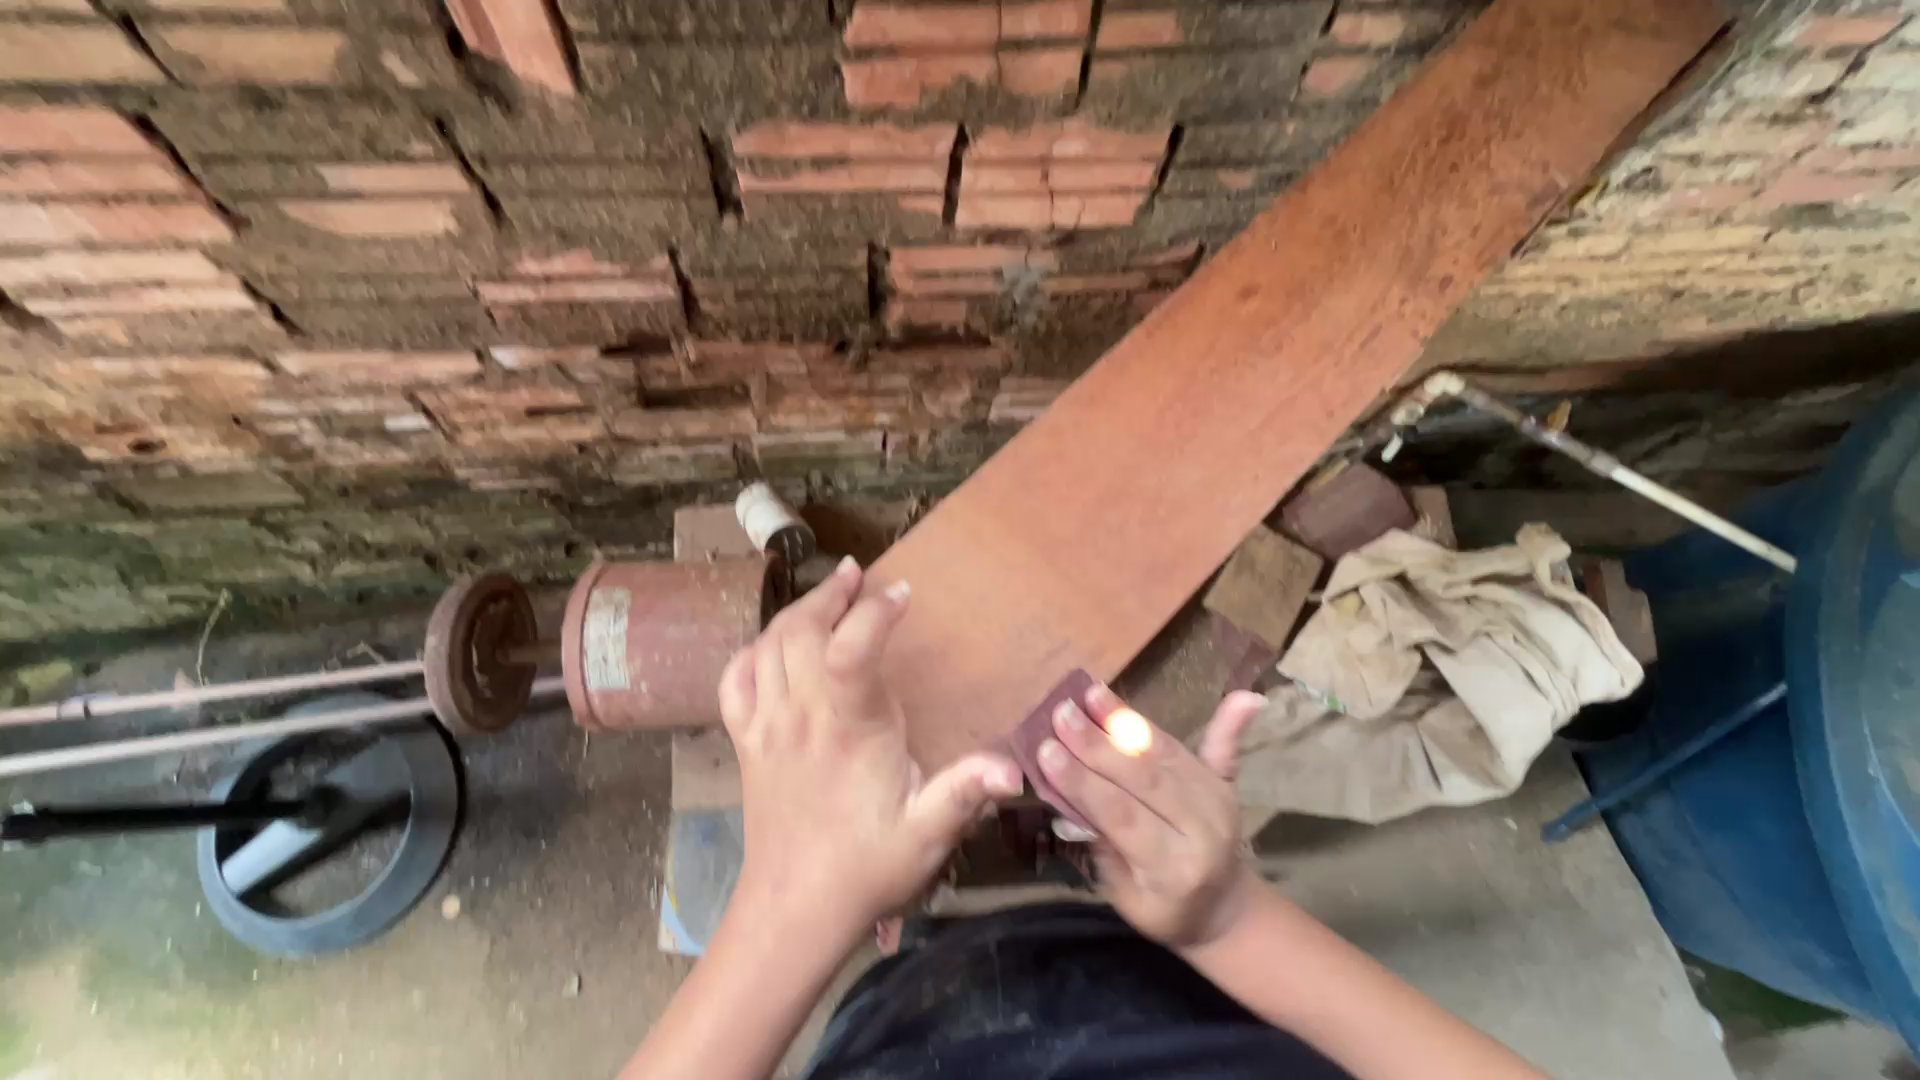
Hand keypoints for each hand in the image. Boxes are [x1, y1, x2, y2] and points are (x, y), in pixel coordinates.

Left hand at [717, 557, 1024, 941]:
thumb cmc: (866, 868)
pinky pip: (736, 679)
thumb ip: (964, 793)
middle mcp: (799, 716)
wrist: (794, 910)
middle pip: (799, 631)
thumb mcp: (926, 835)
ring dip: (797, 611)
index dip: (874, 612)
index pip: (849, 649)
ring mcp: (764, 726)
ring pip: (768, 645)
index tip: (903, 593)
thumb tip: (1013, 769)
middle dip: (830, 594)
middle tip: (859, 574)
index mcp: (847, 731)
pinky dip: (754, 650)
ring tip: (828, 592)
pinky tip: (774, 644)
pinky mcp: (745, 741)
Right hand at [1038, 683, 1266, 949]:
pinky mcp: (1227, 784)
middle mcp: (1202, 830)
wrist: (1224, 910)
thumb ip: (1100, 844)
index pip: (1120, 814)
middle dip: (1097, 743)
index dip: (1083, 781)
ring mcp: (1219, 802)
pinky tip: (1246, 697)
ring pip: (1167, 754)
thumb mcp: (1123, 895)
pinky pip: (1225, 749)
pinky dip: (1231, 722)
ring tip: (1092, 692)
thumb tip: (1064, 796)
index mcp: (1173, 868)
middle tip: (1061, 712)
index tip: (1047, 749)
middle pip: (1143, 777)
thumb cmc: (1162, 907)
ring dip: (1127, 720)